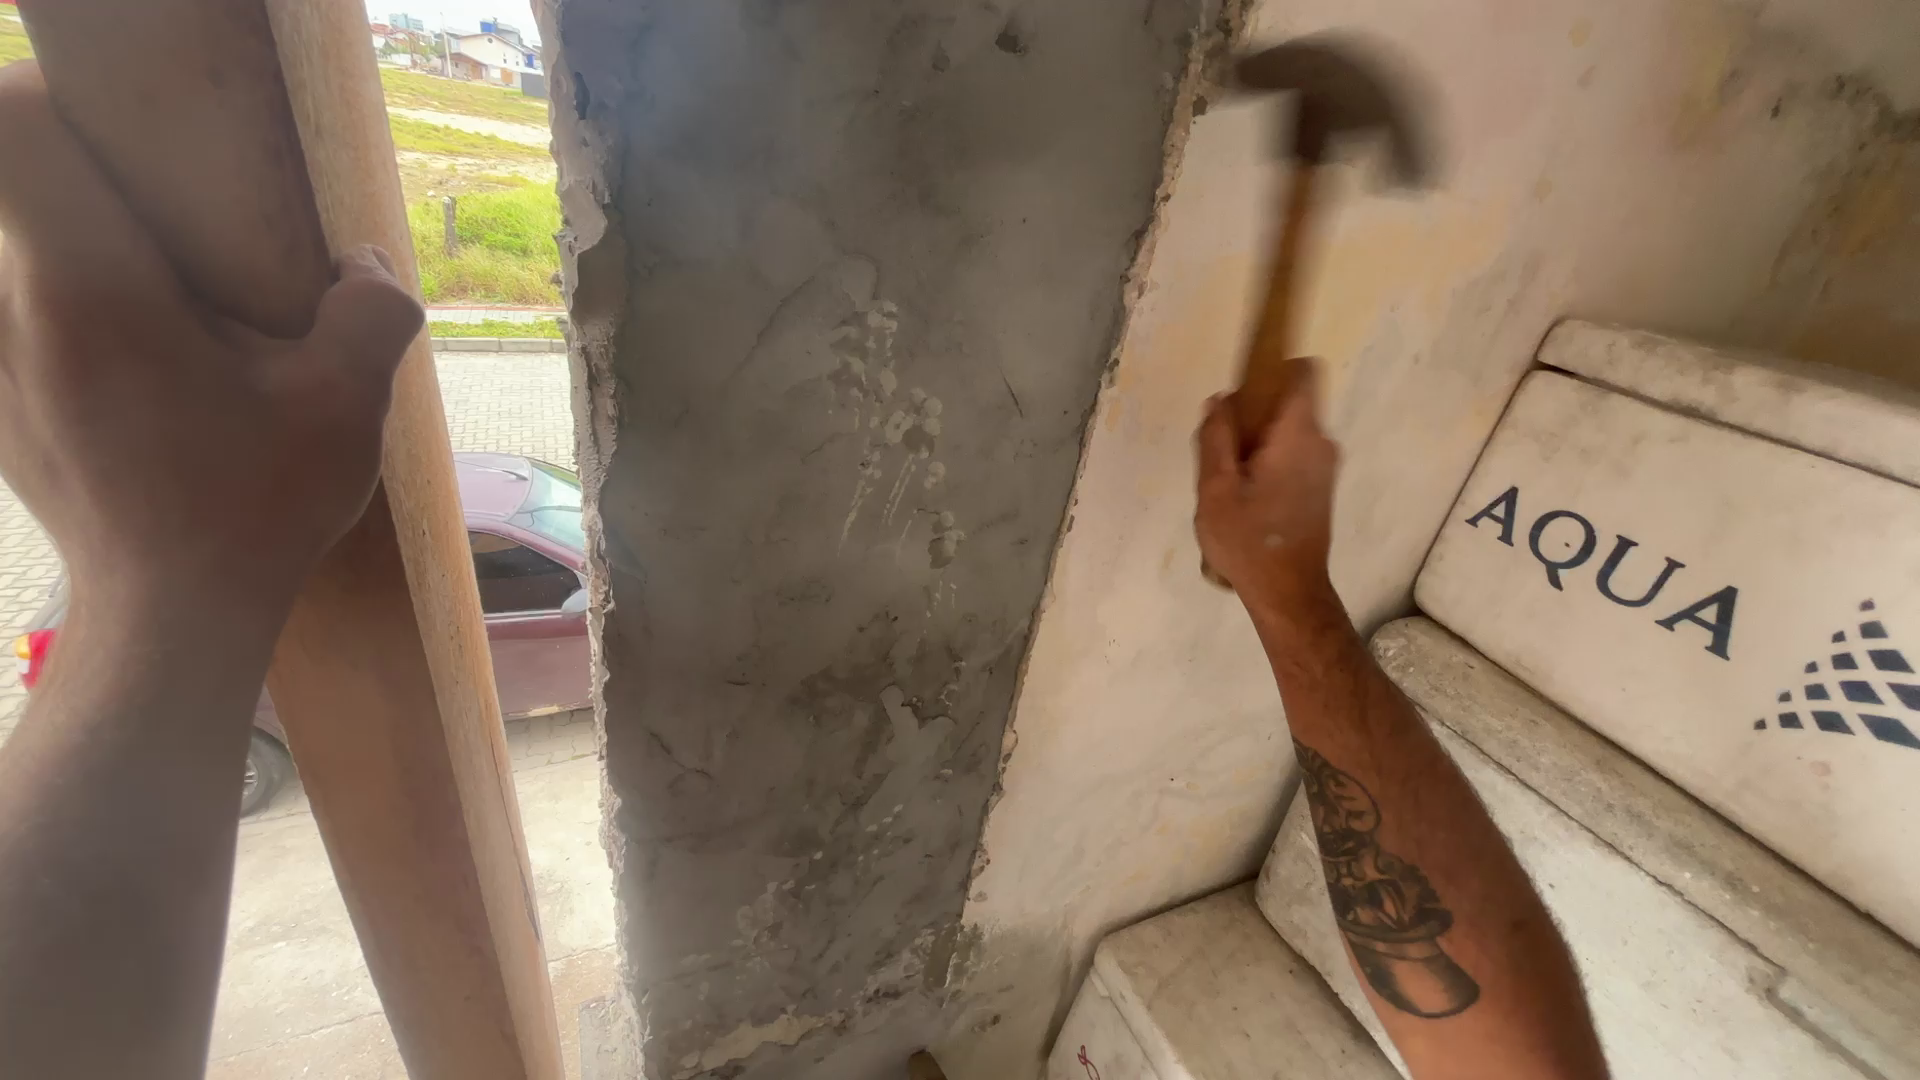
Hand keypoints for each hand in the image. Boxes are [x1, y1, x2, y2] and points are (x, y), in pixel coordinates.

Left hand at [0, 63, 421, 620]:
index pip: (14, 126)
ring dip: (78, 239)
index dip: (64, 95)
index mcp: (94, 295)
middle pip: (5, 179)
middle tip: (179, 212)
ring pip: (9, 247)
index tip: (143, 127)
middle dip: (83, 171)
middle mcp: (6, 309)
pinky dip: (68, 302)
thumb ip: (372, 315)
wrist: (182, 598)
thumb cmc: (265, 499)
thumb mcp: (352, 406)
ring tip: (178, 295)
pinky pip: (14, 311)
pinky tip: (151, 360)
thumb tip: (368, 264)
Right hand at [1194, 357, 1341, 627]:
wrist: (1287, 592)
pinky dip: (1266, 464)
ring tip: (1228, 486)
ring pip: (1284, 432)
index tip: (1240, 393)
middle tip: (1220, 458)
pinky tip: (1244, 500)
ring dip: (1254, 446)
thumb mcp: (1214, 489)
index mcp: (1298, 434)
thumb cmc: (1249, 540)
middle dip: (1249, 418)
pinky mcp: (1320, 488)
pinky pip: (1290, 455)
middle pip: (1284, 403)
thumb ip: (1215, 437)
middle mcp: (1321, 443)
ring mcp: (1325, 467)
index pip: (1301, 371)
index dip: (1271, 367)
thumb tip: (1219, 401)